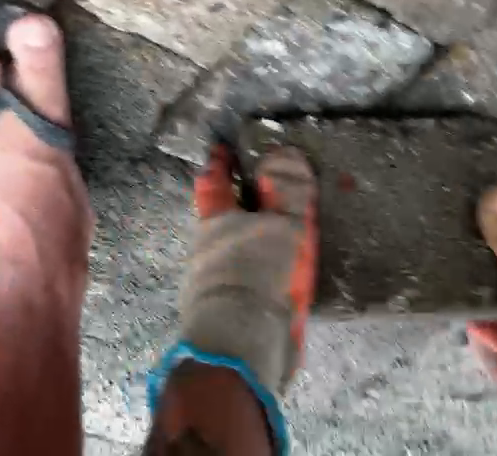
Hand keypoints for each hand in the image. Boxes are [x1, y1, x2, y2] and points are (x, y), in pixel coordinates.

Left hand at [177, 144, 318, 394]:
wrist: (241, 347)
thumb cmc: (255, 273)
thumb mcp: (281, 226)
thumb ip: (286, 191)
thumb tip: (285, 151)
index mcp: (214, 220)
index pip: (213, 181)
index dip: (220, 163)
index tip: (224, 149)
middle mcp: (209, 248)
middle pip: (222, 217)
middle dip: (240, 205)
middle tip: (265, 192)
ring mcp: (215, 282)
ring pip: (235, 250)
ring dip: (254, 241)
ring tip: (282, 234)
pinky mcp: (230, 312)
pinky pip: (249, 281)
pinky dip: (264, 273)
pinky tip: (284, 278)